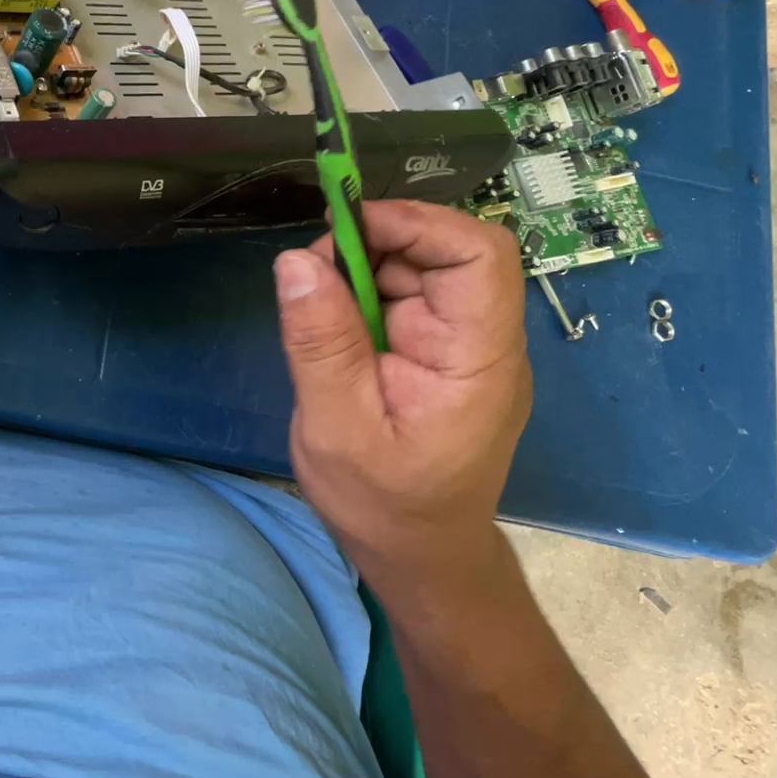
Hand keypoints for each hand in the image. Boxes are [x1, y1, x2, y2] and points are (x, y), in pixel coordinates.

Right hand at [273, 200, 532, 589]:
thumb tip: (296, 260)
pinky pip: (401, 301)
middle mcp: (480, 341)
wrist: (417, 555)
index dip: (415, 222)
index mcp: (477, 358)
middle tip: (309, 274)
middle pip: (444, 255)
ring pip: (416, 273)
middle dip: (373, 247)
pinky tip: (328, 327)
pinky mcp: (434, 355)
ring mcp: (459, 347)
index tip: (341, 227)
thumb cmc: (382, 502)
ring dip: (359, 273)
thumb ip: (320, 342)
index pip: (478, 255)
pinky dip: (358, 298)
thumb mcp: (336, 425)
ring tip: (313, 309)